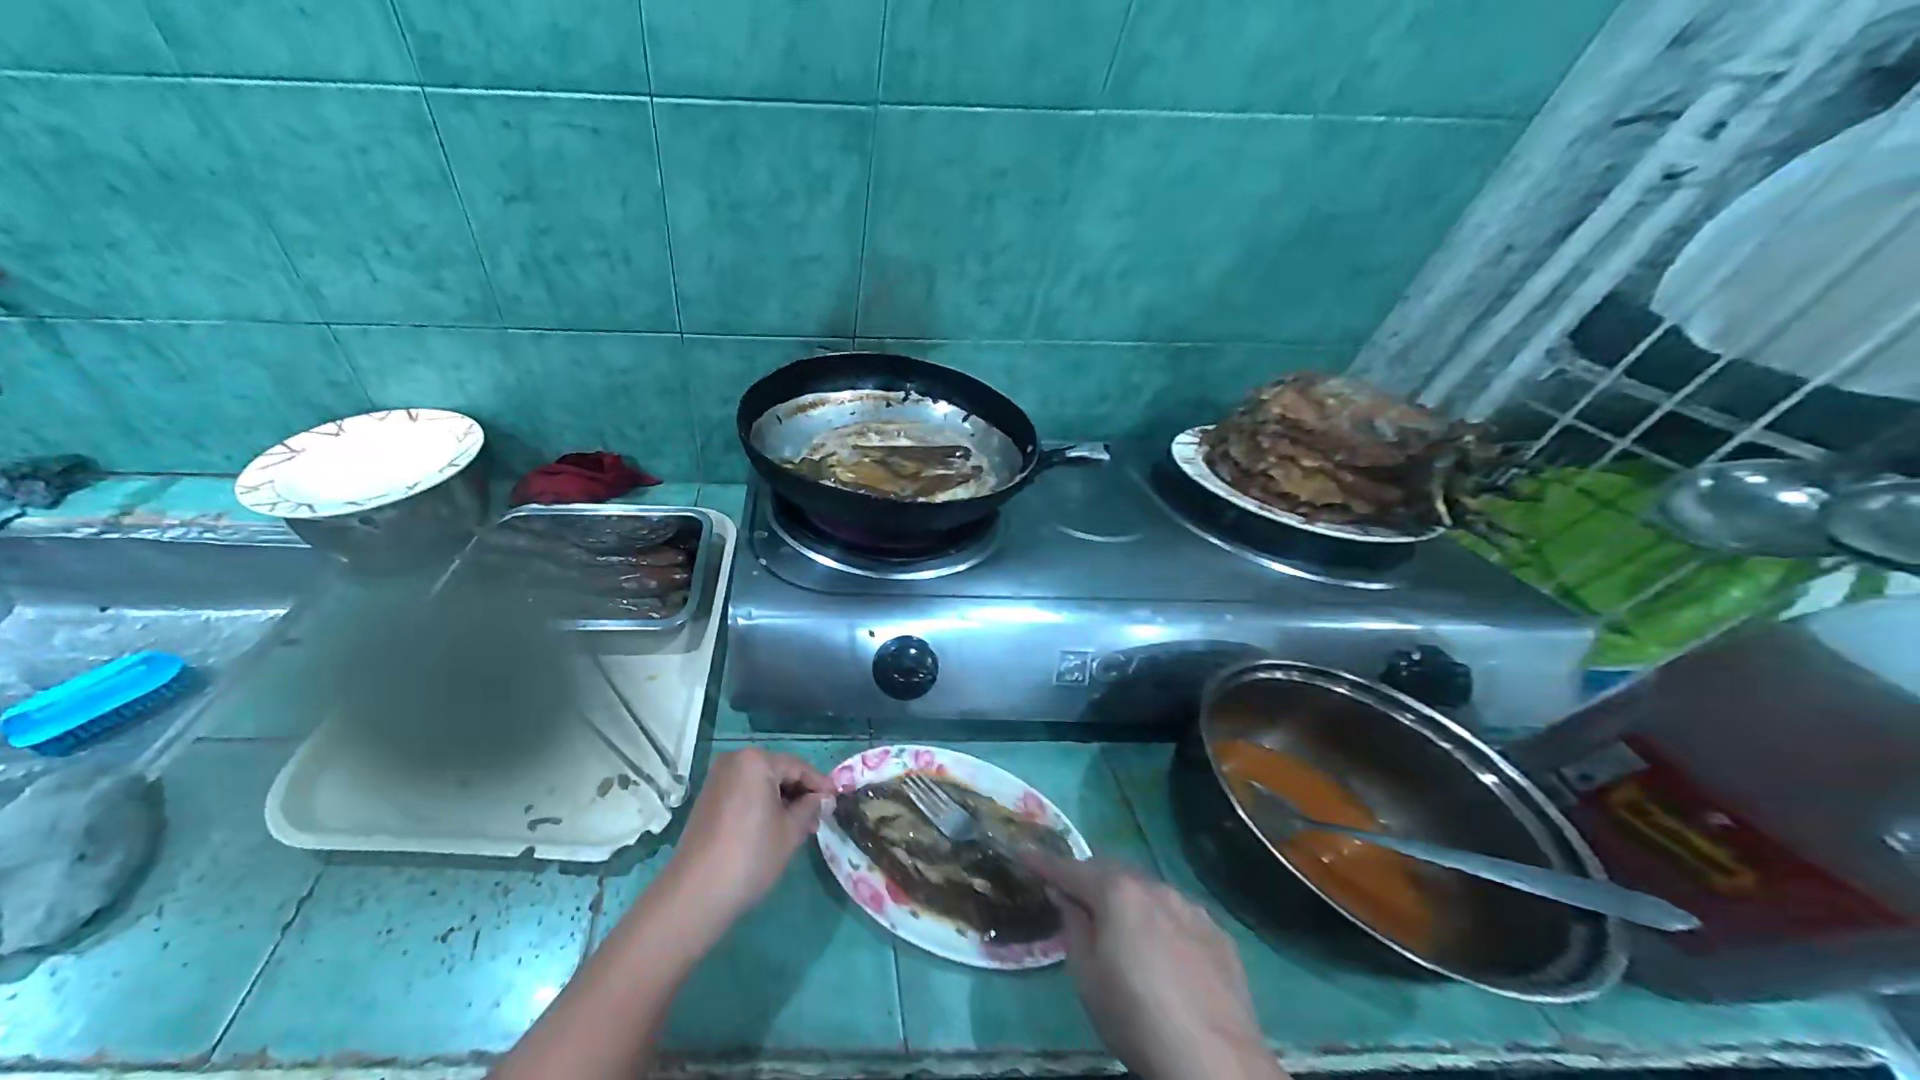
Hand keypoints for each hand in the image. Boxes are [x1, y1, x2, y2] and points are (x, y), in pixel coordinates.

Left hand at [666, 748, 831, 922]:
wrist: (696, 894)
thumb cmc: (751, 856)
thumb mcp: (791, 831)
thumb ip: (810, 808)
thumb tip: (822, 799)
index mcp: (755, 761)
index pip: (798, 767)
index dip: (820, 785)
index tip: (837, 800)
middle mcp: (734, 762)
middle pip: (778, 772)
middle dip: (800, 794)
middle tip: (818, 819)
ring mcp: (717, 780)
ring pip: (761, 784)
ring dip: (783, 801)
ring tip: (800, 828)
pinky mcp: (708, 800)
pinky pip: (745, 793)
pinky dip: (763, 805)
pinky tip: (775, 828)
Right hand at [1023, 853, 1283, 1079]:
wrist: (1214, 1059)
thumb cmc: (1135, 1016)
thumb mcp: (1086, 976)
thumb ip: (1073, 926)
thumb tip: (1066, 897)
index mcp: (1118, 893)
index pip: (1071, 870)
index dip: (1044, 863)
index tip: (1024, 854)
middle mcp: (1156, 887)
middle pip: (1112, 873)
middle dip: (1088, 880)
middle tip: (1071, 897)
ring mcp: (1192, 908)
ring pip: (1148, 891)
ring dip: (1127, 900)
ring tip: (1118, 928)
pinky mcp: (1218, 934)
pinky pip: (1178, 915)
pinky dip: (1160, 921)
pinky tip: (1162, 952)